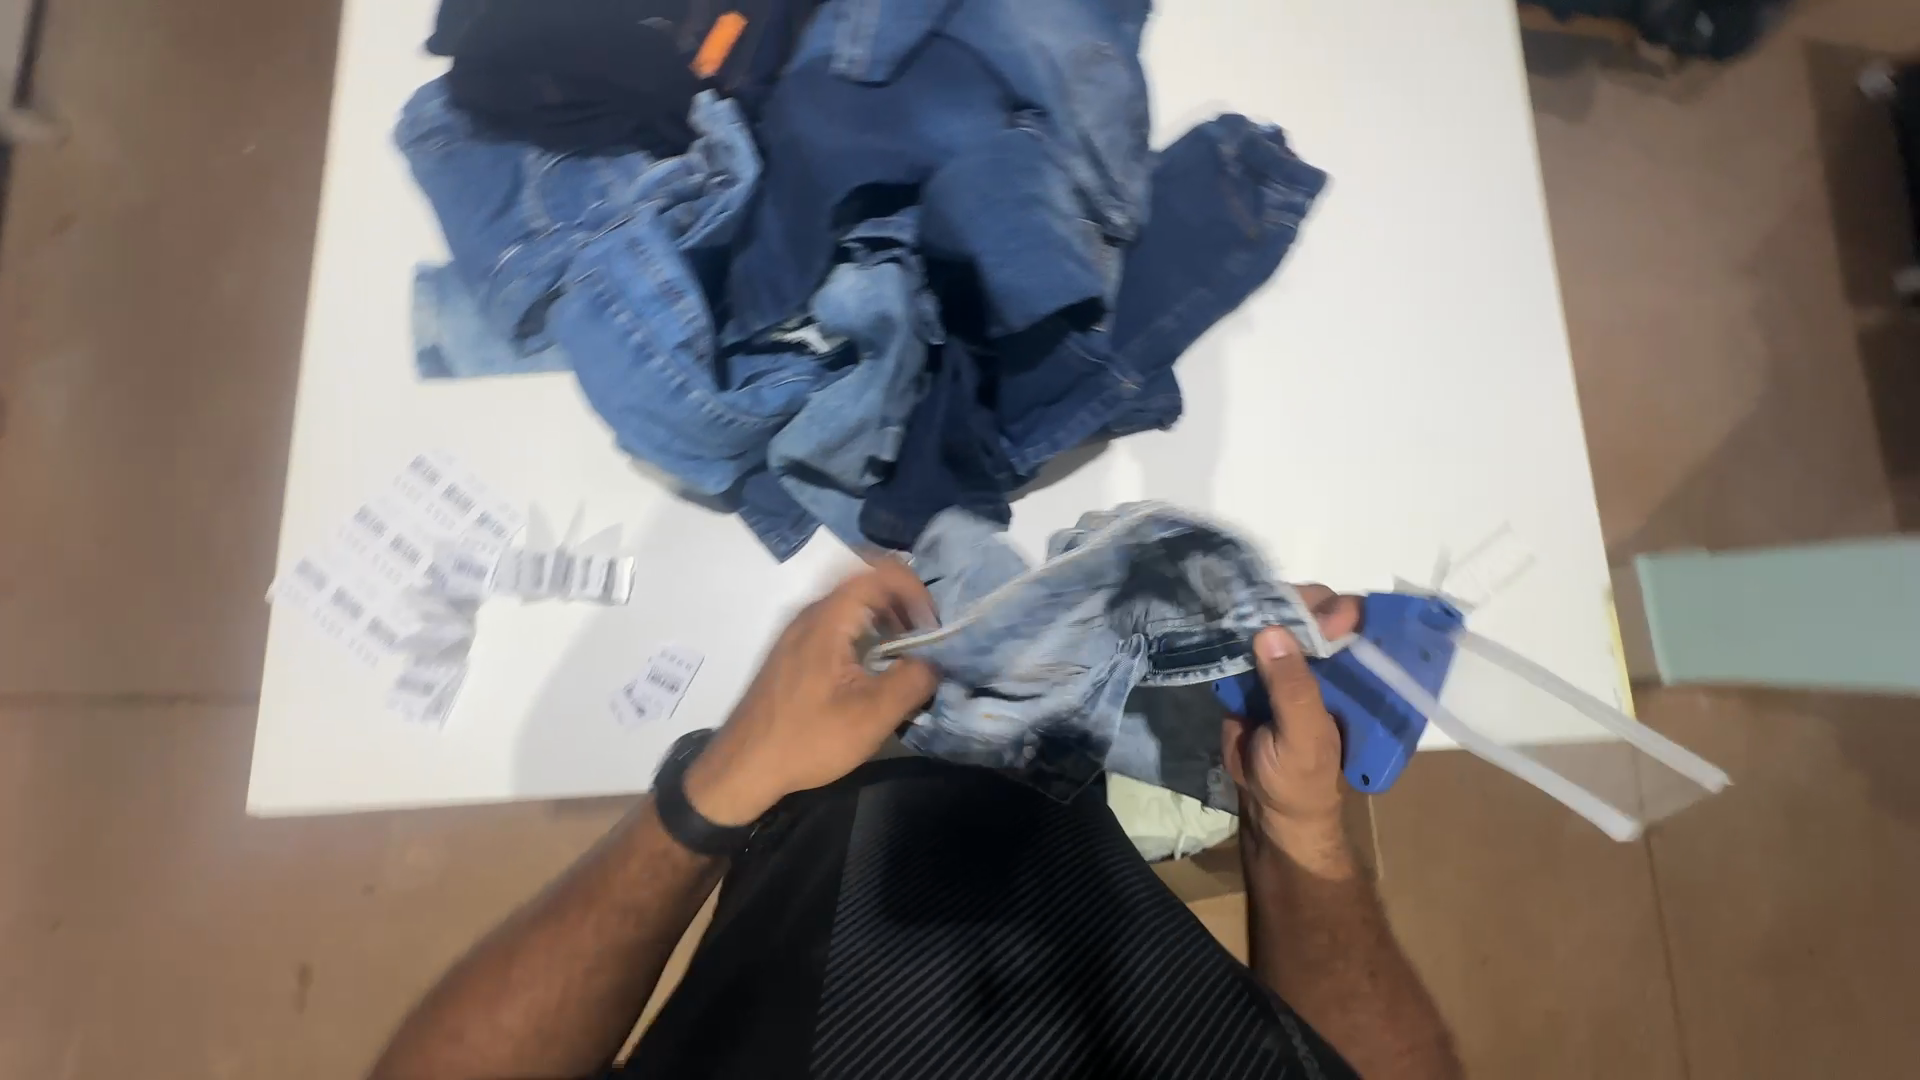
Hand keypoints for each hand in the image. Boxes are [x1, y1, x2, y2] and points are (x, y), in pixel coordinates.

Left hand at [683, 560, 939, 825]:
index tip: (932, 627)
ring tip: (906, 652)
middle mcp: (811, 614)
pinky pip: (837, 621)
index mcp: (828, 618)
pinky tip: (874, 666)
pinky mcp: (794, 650)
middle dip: (903, 601)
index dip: (915, 590)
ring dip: (885, 617)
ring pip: (851, 602)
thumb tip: (935, 661)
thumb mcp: (872, 716)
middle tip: (925, 637)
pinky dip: (864, 630)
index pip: (880, 572)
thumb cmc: (807, 740)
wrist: (742, 769)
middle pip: (866, 581)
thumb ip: (913, 680)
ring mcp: (798, 631)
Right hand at [1223, 586, 1362, 874]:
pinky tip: (1214, 614)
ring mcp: (1281, 663)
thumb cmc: (1301, 777)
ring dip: (1252, 608)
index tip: (1315, 613)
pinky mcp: (1247, 672)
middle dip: (1288, 600)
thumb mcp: (1304, 736)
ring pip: (1270, 620)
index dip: (1335, 608)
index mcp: (1348, 673)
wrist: (1265, 807)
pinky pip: (1239, 640)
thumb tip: (1271, 630)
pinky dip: (1227, 628)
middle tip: (1263, 603)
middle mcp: (1318, 660)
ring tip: (1231, 600)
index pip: (1349, 622)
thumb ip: (1293, 688)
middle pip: (1306, 611)